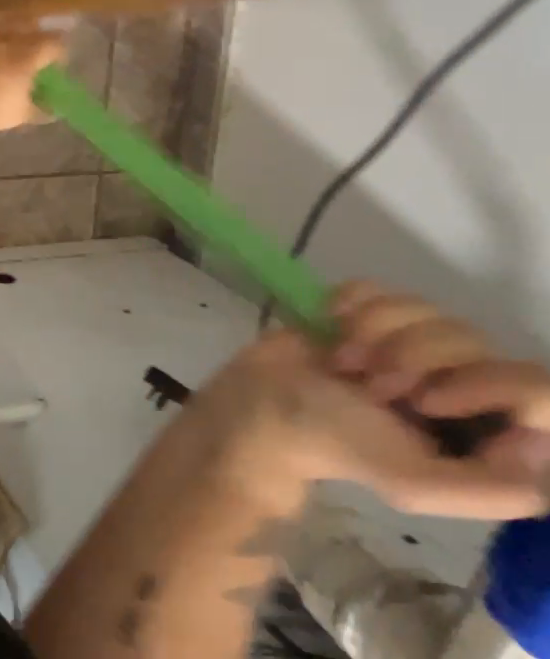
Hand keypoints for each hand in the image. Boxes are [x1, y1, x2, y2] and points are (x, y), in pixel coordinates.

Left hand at [0, 15, 63, 134]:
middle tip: (27, 50)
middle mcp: (7, 29)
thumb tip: (52, 108)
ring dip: (2, 27)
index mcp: (31, 50)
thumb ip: (37, 109)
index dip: (58, 56)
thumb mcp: (14, 115)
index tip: (52, 69)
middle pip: (29, 23)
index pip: (57, 44)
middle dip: (32, 34)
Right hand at [196, 282, 549, 519]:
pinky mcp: (364, 315)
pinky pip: (378, 289)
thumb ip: (493, 490)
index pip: (537, 388)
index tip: (428, 402)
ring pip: (424, 310)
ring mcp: (410, 343)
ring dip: (372, 334)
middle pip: (473, 341)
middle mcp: (461, 379)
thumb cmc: (333, 444)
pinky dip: (349, 303)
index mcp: (488, 424)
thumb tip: (535, 437)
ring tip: (344, 363)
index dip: (487, 384)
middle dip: (411, 360)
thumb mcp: (414, 485)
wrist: (257, 408)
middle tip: (371, 387)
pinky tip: (331, 326)